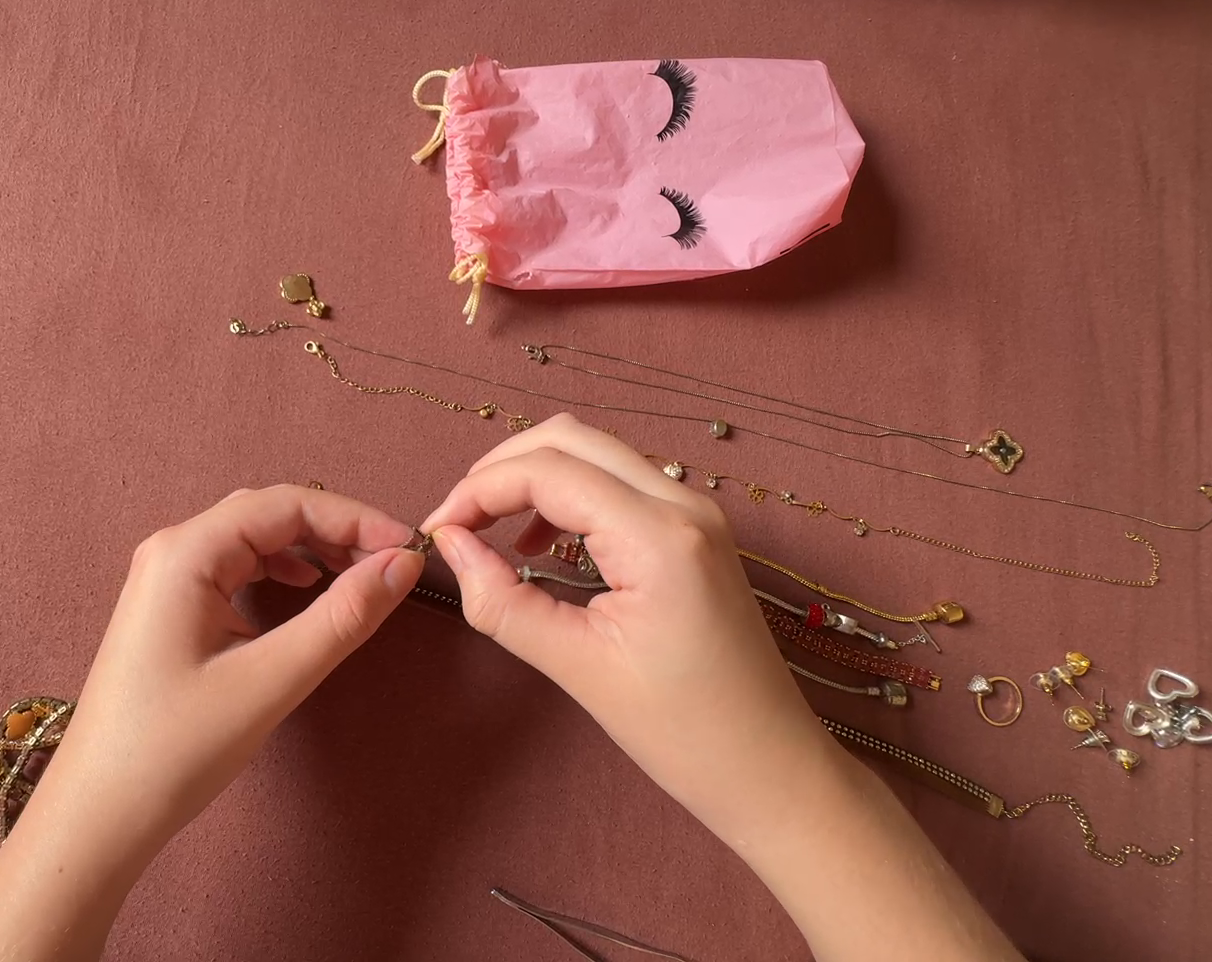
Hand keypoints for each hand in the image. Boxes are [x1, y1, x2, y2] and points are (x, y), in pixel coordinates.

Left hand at [42, 484, 424, 850]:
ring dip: (310, 547)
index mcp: (187, 551)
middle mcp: (173, 550)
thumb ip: (342, 616)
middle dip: (335, 529)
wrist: (95, 817)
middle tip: (390, 562)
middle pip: (270, 513)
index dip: (354, 517)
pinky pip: (236, 566)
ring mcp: (166, 578)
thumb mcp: (270, 680)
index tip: (407, 546)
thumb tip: (401, 564)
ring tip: (357, 572)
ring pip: (254, 538)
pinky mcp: (170, 607)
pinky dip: (281, 568)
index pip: (288, 504)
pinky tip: (303, 586)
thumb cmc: (173, 749)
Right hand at [424, 417, 1025, 961]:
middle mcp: (682, 502)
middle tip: (458, 520)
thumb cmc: (683, 733)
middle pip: (567, 438)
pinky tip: (539, 543)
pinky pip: (613, 481)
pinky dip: (563, 493)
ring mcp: (692, 510)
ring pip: (591, 451)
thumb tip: (448, 546)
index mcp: (658, 535)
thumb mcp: (578, 667)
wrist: (774, 772)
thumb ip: (501, 600)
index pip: (546, 471)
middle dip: (499, 469)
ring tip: (487, 527)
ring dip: (530, 475)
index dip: (477, 491)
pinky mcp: (690, 528)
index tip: (436, 531)